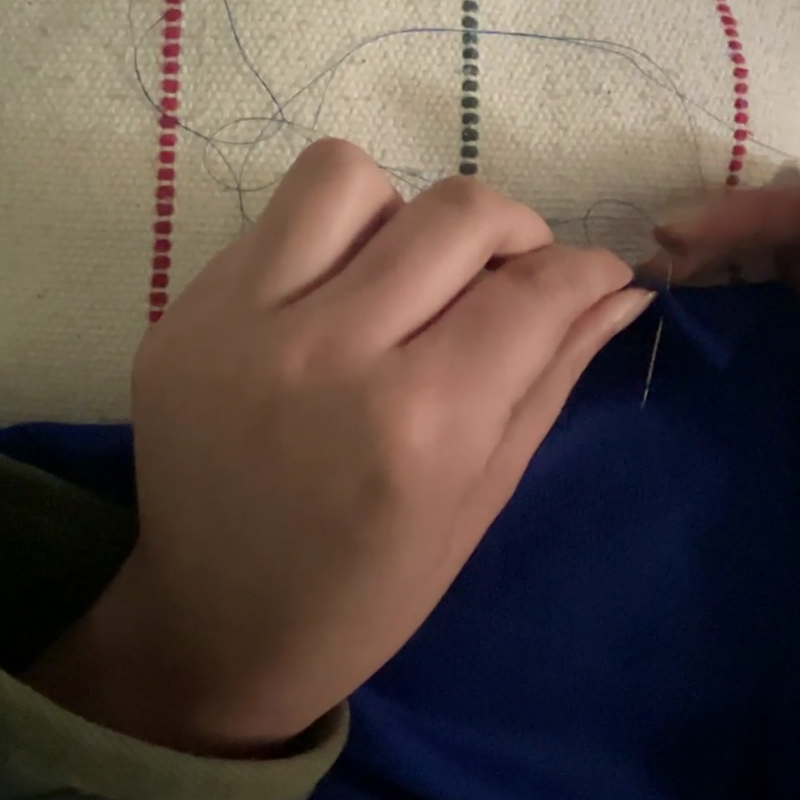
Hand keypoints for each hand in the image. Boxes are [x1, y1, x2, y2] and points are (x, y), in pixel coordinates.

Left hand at [24, 139, 651, 753]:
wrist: (209, 624)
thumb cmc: (364, 594)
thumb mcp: (477, 503)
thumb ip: (549, 379)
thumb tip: (617, 289)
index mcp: (415, 427)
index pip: (531, 293)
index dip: (585, 270)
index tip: (595, 274)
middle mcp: (325, 353)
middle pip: (454, 212)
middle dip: (514, 229)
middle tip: (507, 277)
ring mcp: (236, 323)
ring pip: (346, 175)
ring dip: (403, 213)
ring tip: (404, 275)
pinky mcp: (182, 312)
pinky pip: (274, 220)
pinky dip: (328, 241)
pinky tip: (330, 300)